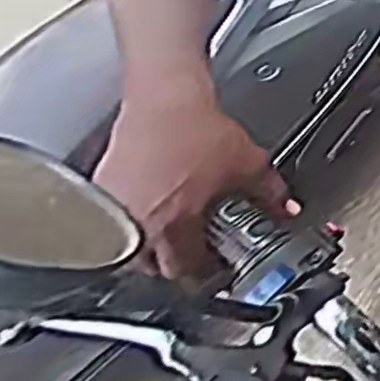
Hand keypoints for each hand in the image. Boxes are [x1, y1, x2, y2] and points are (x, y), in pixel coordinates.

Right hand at [93, 83, 292, 278]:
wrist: (166, 106)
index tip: (217, 270)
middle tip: (200, 256)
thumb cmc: (200, 133)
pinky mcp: (94, 202)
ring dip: (154, 252)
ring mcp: (108, 216)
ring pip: (127, 255)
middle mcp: (133, 227)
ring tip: (180, 235)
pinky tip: (156, 215)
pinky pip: (111, 232)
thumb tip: (285, 210)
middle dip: (176, 268)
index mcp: (173, 223)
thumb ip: (270, 192)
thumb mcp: (250, 164)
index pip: (184, 269)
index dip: (204, 274)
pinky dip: (134, 231)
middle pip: (150, 270)